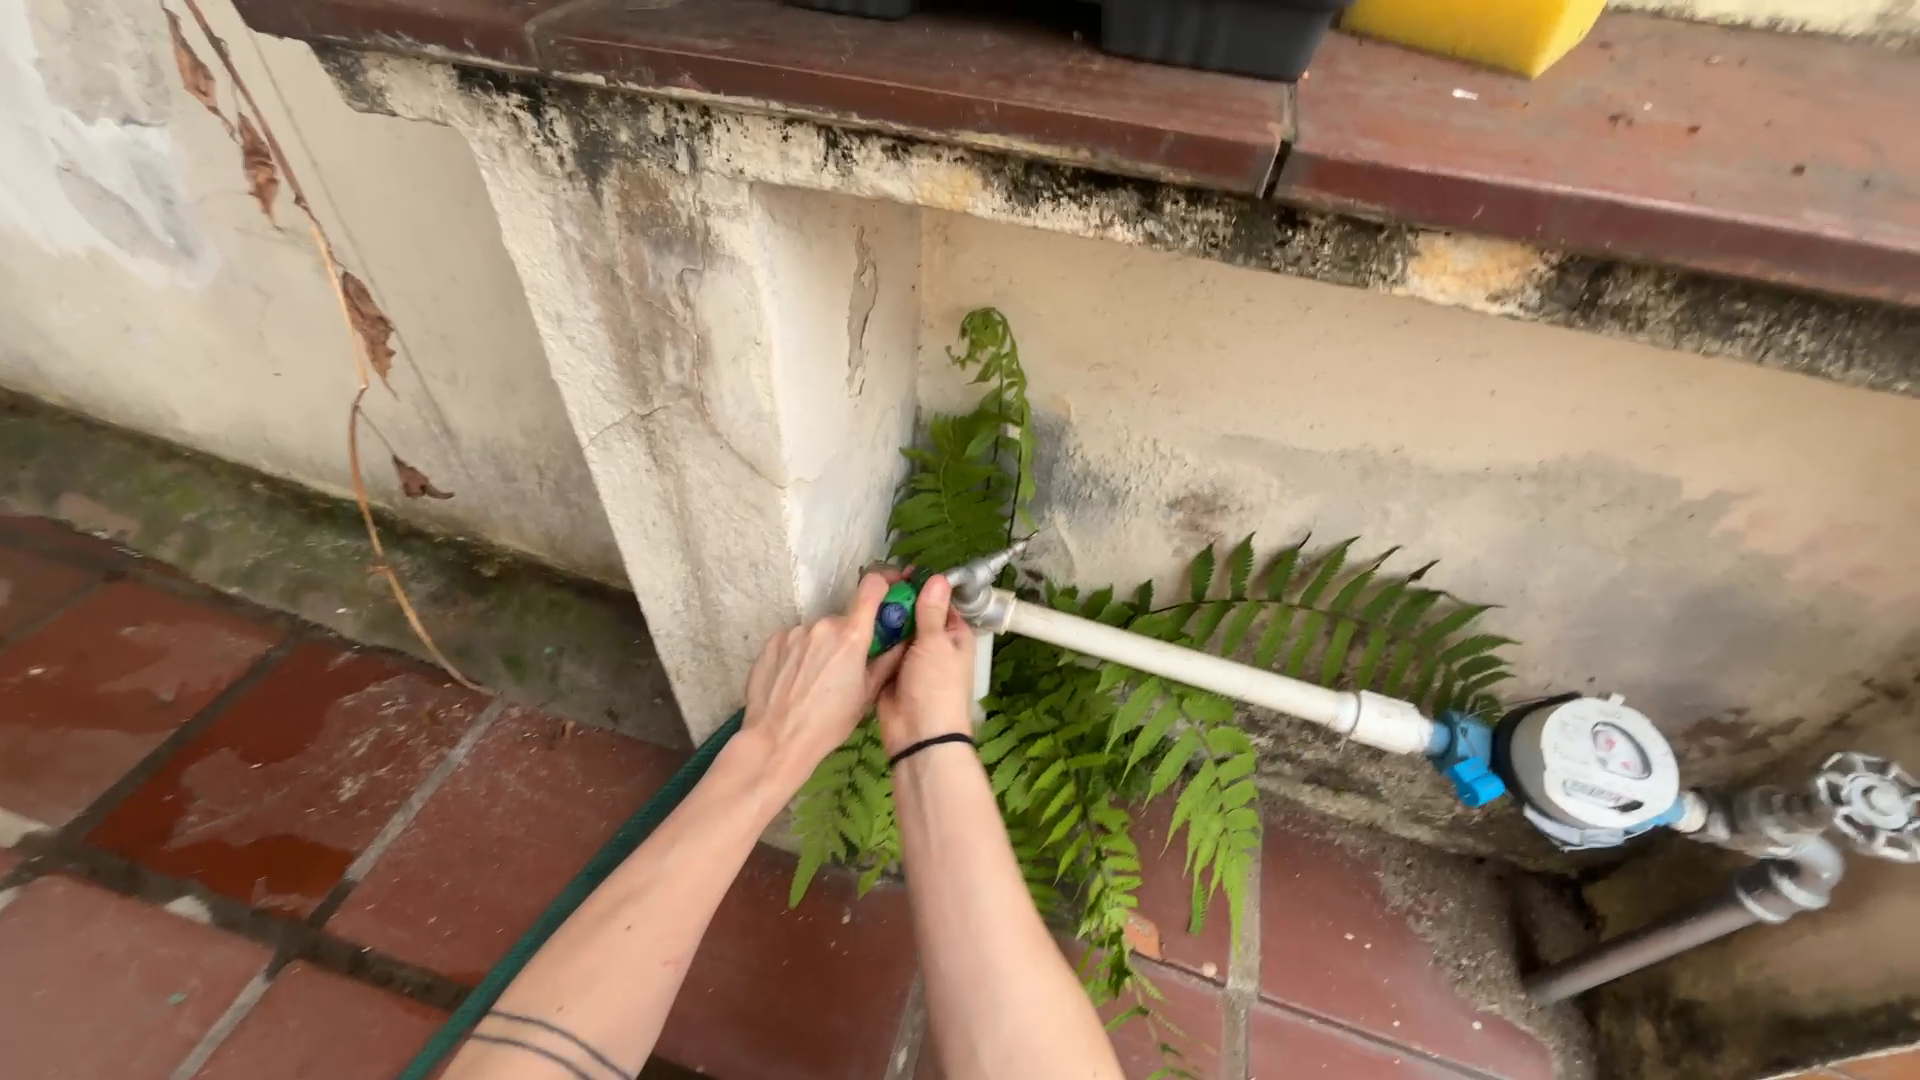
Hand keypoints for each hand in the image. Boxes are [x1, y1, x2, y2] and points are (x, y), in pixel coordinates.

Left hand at [741, 572, 905, 790]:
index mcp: (851, 636)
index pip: (872, 587)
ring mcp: (794, 632)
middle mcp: (822, 625)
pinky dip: (798, 654)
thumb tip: (904, 639)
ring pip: (817, 632)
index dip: (884, 582)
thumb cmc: (829, 723)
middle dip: (847, 637)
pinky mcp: (772, 641)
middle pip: (843, 619)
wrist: (777, 740)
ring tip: (814, 680)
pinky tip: (795, 679)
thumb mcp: (867, 695)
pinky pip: (794, 640)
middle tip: (843, 667)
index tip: (890, 587)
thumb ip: (887, 661)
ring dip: (821, 647)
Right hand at [877, 575, 976, 756]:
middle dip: (897, 599)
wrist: (918, 736)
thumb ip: (931, 611)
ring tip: (862, 595)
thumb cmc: (936, 687)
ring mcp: (910, 658)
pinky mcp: (889, 670)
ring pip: (895, 629)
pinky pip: (880, 647)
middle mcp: (934, 644)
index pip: (940, 601)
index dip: (922, 585)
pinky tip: (855, 619)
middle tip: (874, 578)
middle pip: (914, 613)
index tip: (901, 569)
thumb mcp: (936, 644)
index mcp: (954, 635)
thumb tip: (937, 577)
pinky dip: (871, 636)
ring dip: (882, 616)